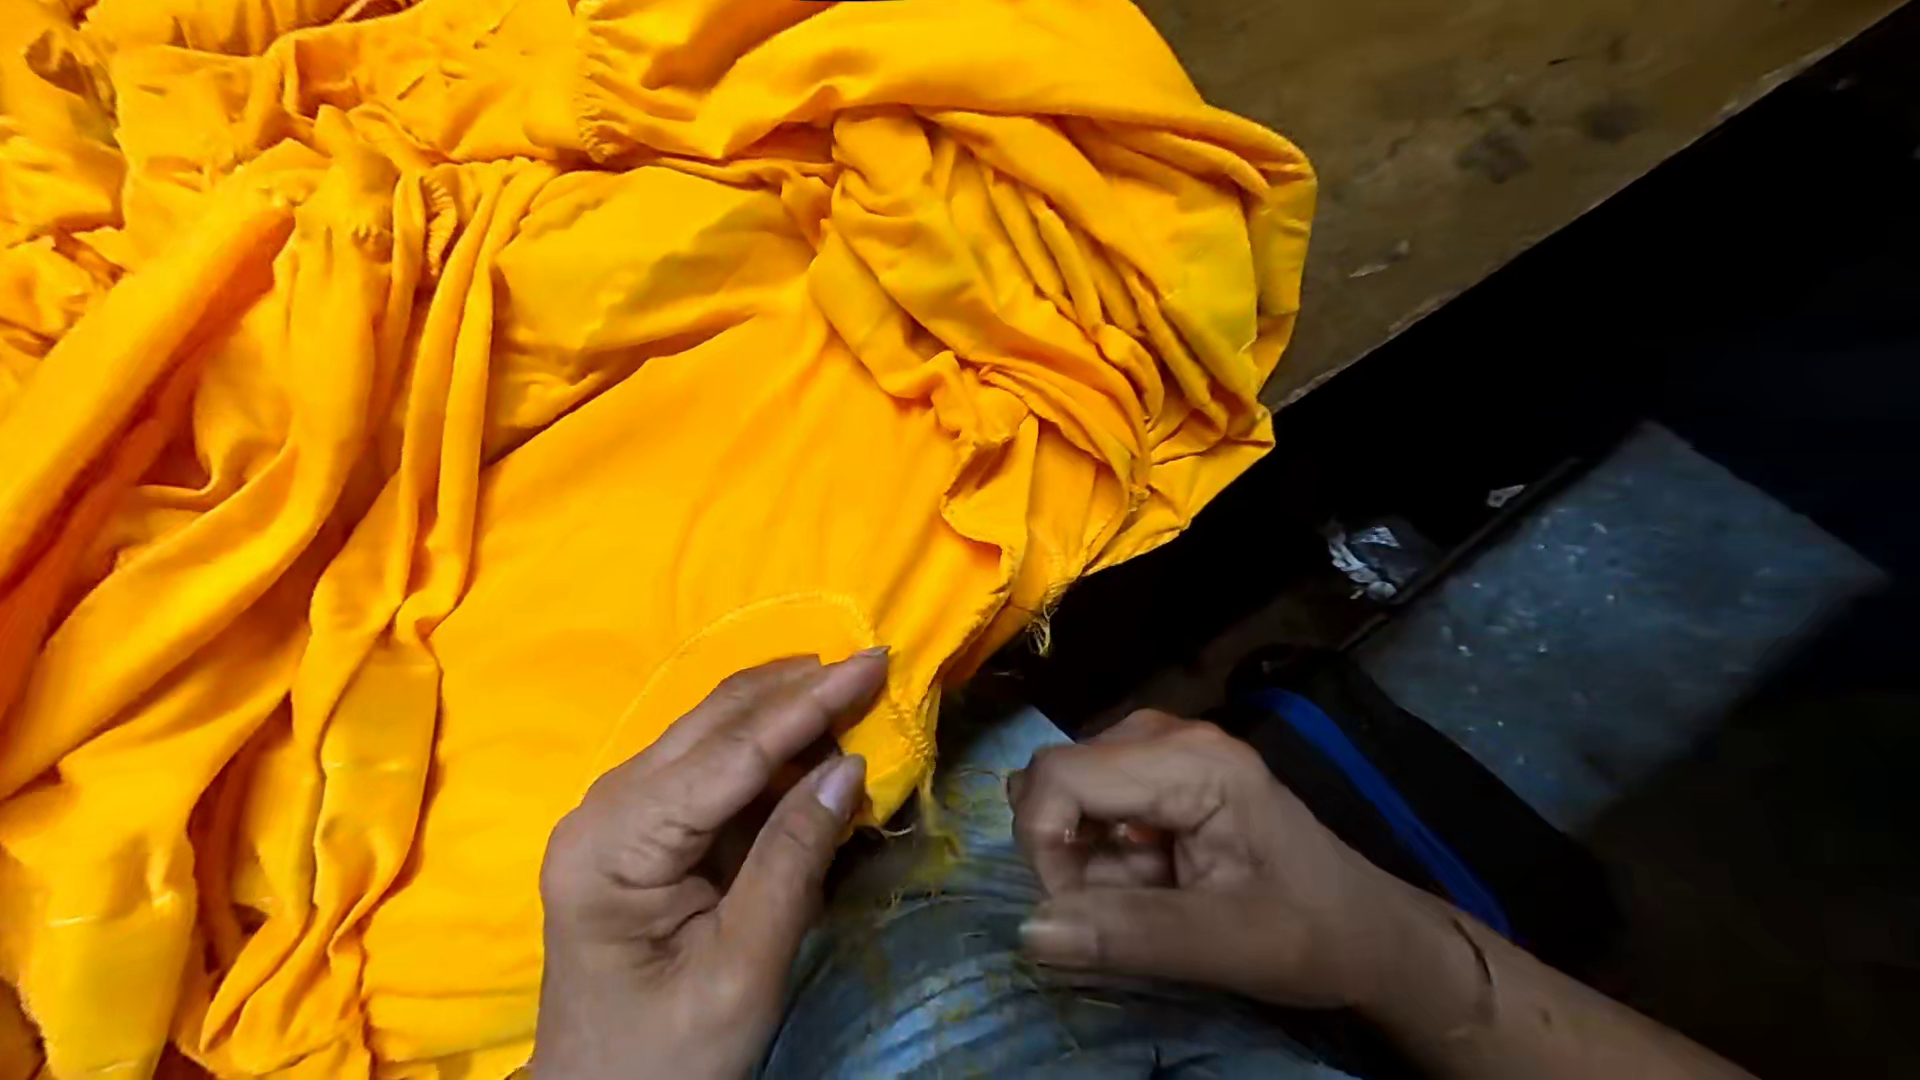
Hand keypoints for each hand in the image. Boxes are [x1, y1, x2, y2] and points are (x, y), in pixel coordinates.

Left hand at [532, 650, 886, 1079]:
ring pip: (719, 726)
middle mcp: (609, 803)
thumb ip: (795, 857)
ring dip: (789, 708)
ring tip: (851, 697)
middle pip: (720, 720)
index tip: (873, 661)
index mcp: (616, 843)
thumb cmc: (669, 1055)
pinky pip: (719, 756)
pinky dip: (774, 742)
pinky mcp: (647, 816)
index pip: (733, 751)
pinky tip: (814, 740)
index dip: (811, 703)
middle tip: (869, 666)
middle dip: (800, 688)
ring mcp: (623, 805)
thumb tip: (850, 763)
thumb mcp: (744, 968)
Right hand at [1008, 709, 1429, 1009]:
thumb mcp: (1233, 947)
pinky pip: (1086, 800)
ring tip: (1145, 891)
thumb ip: (1132, 935)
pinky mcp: (1148, 764)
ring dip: (1082, 855)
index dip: (1043, 843)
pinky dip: (1095, 847)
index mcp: (1191, 759)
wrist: (1365, 925)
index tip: (1072, 910)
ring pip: (1066, 792)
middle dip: (1063, 853)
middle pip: (1058, 777)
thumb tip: (1030, 931)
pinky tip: (1143, 871)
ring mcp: (1153, 743)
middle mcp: (1161, 732)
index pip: (1063, 774)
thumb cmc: (1314, 932)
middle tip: (1117, 907)